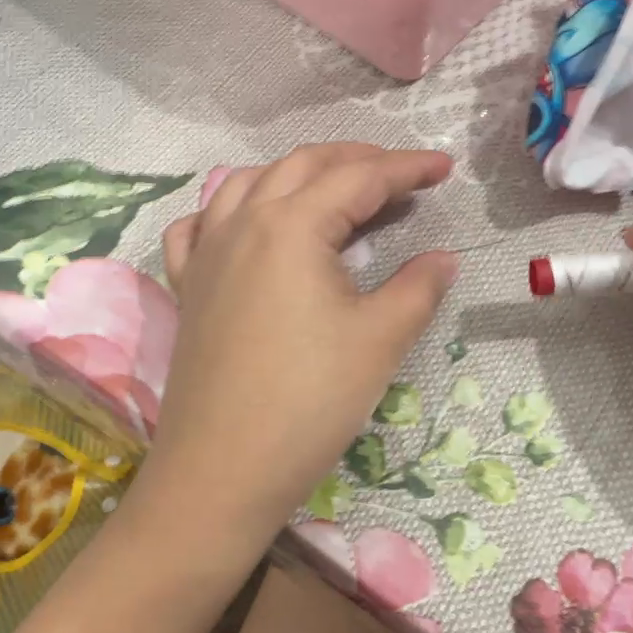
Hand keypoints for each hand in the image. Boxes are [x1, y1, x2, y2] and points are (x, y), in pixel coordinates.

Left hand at [144, 144, 458, 545]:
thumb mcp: (380, 340)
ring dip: (299, 173)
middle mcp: (243, 223)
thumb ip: (418, 287)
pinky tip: (247, 223)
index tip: (445, 167)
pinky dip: (231, 208)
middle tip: (402, 174)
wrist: (222, 472)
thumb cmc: (309, 402)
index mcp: (292, 226)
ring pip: (249, 182)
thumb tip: (444, 258)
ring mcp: (206, 254)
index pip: (359, 178)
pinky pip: (202, 224)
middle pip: (303, 165)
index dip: (407, 168)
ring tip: (335, 190)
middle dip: (357, 160)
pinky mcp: (188, 287)